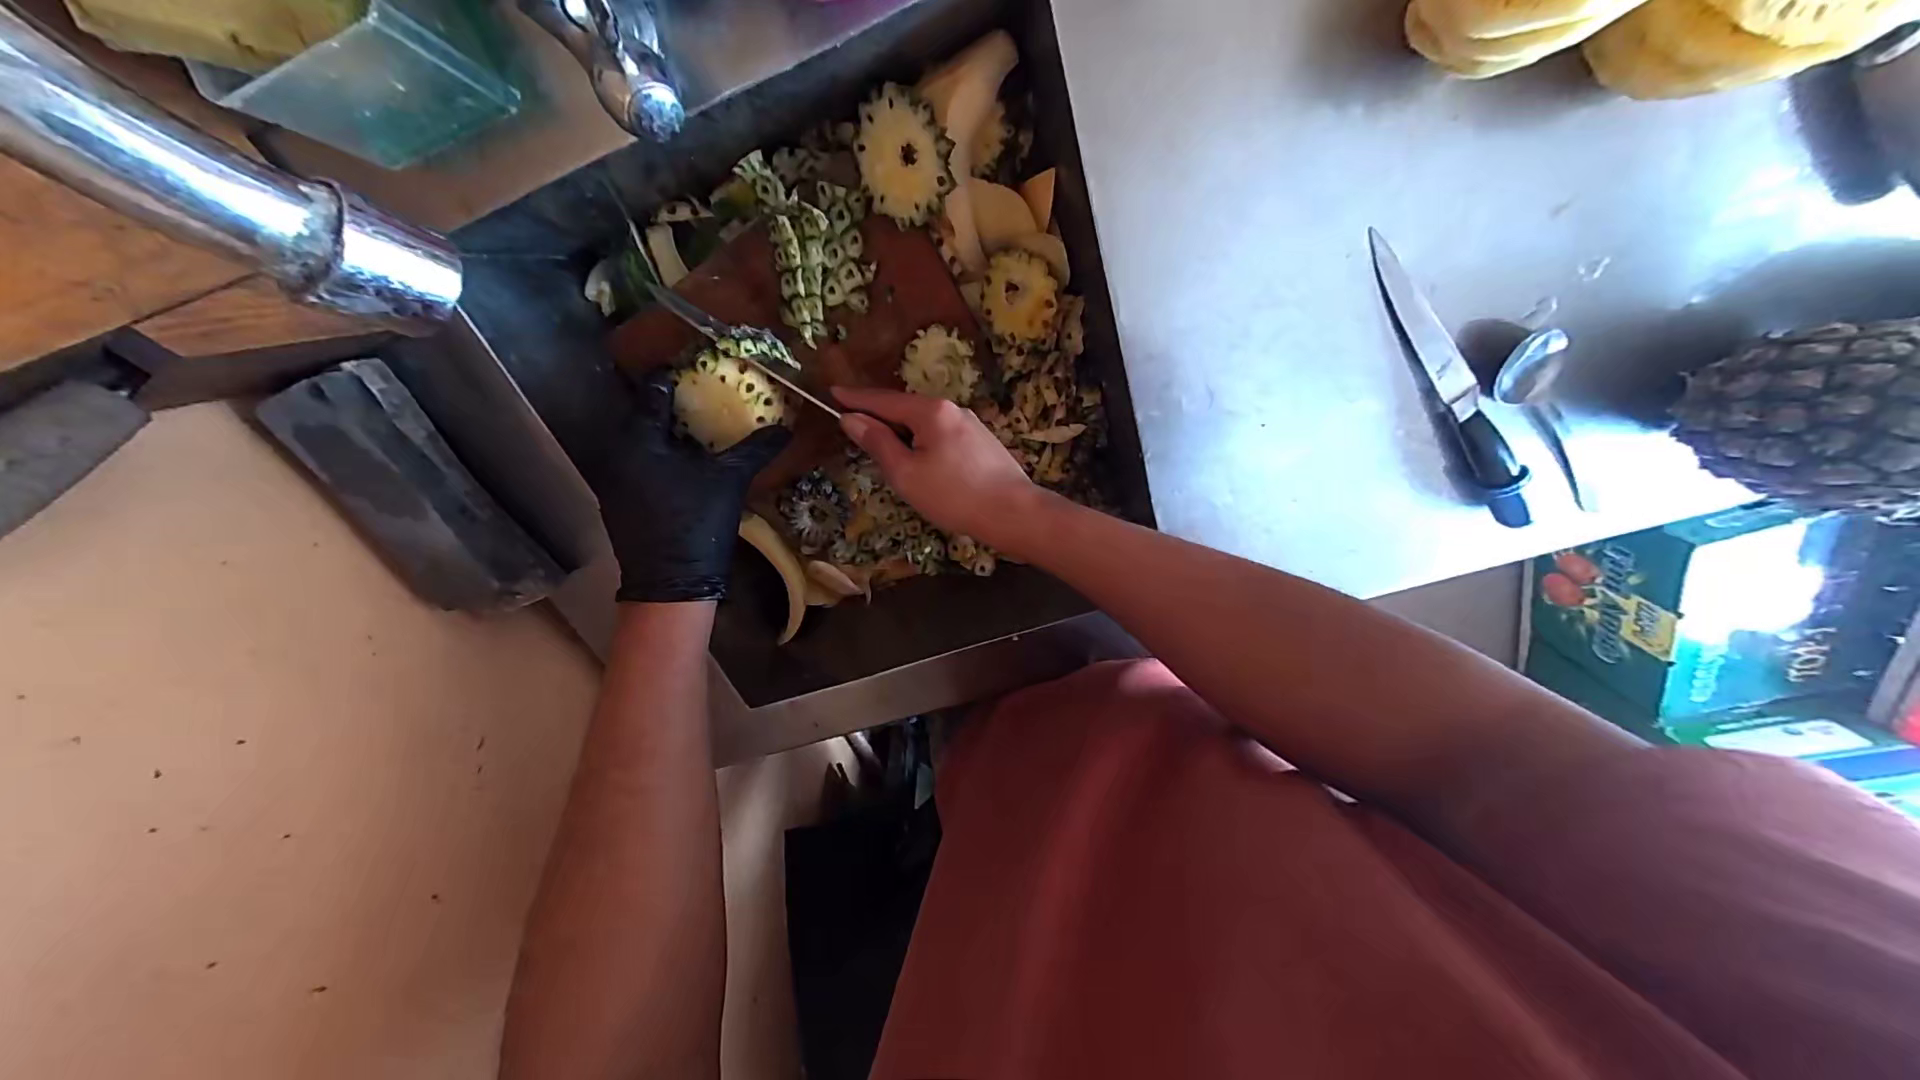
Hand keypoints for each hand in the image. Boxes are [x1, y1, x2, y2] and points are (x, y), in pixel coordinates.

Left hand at [589, 371, 789, 602]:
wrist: (671, 582)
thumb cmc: (697, 523)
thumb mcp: (730, 480)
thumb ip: (755, 449)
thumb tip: (785, 427)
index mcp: (639, 438)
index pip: (653, 390)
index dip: (676, 375)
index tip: (699, 367)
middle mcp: (616, 452)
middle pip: (645, 414)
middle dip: (674, 405)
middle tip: (706, 395)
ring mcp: (613, 479)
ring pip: (641, 441)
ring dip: (667, 432)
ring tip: (700, 427)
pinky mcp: (619, 501)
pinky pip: (638, 463)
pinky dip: (660, 456)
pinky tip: (686, 463)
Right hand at [833, 386, 1046, 553]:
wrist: (1013, 513)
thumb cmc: (953, 495)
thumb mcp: (905, 473)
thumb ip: (878, 443)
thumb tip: (851, 418)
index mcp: (930, 411)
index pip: (883, 400)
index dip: (856, 399)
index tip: (833, 393)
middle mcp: (953, 409)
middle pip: (906, 410)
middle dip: (881, 420)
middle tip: (856, 433)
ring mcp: (971, 425)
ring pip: (926, 425)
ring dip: (903, 435)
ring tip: (888, 456)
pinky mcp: (983, 444)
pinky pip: (942, 436)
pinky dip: (923, 444)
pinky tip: (923, 465)